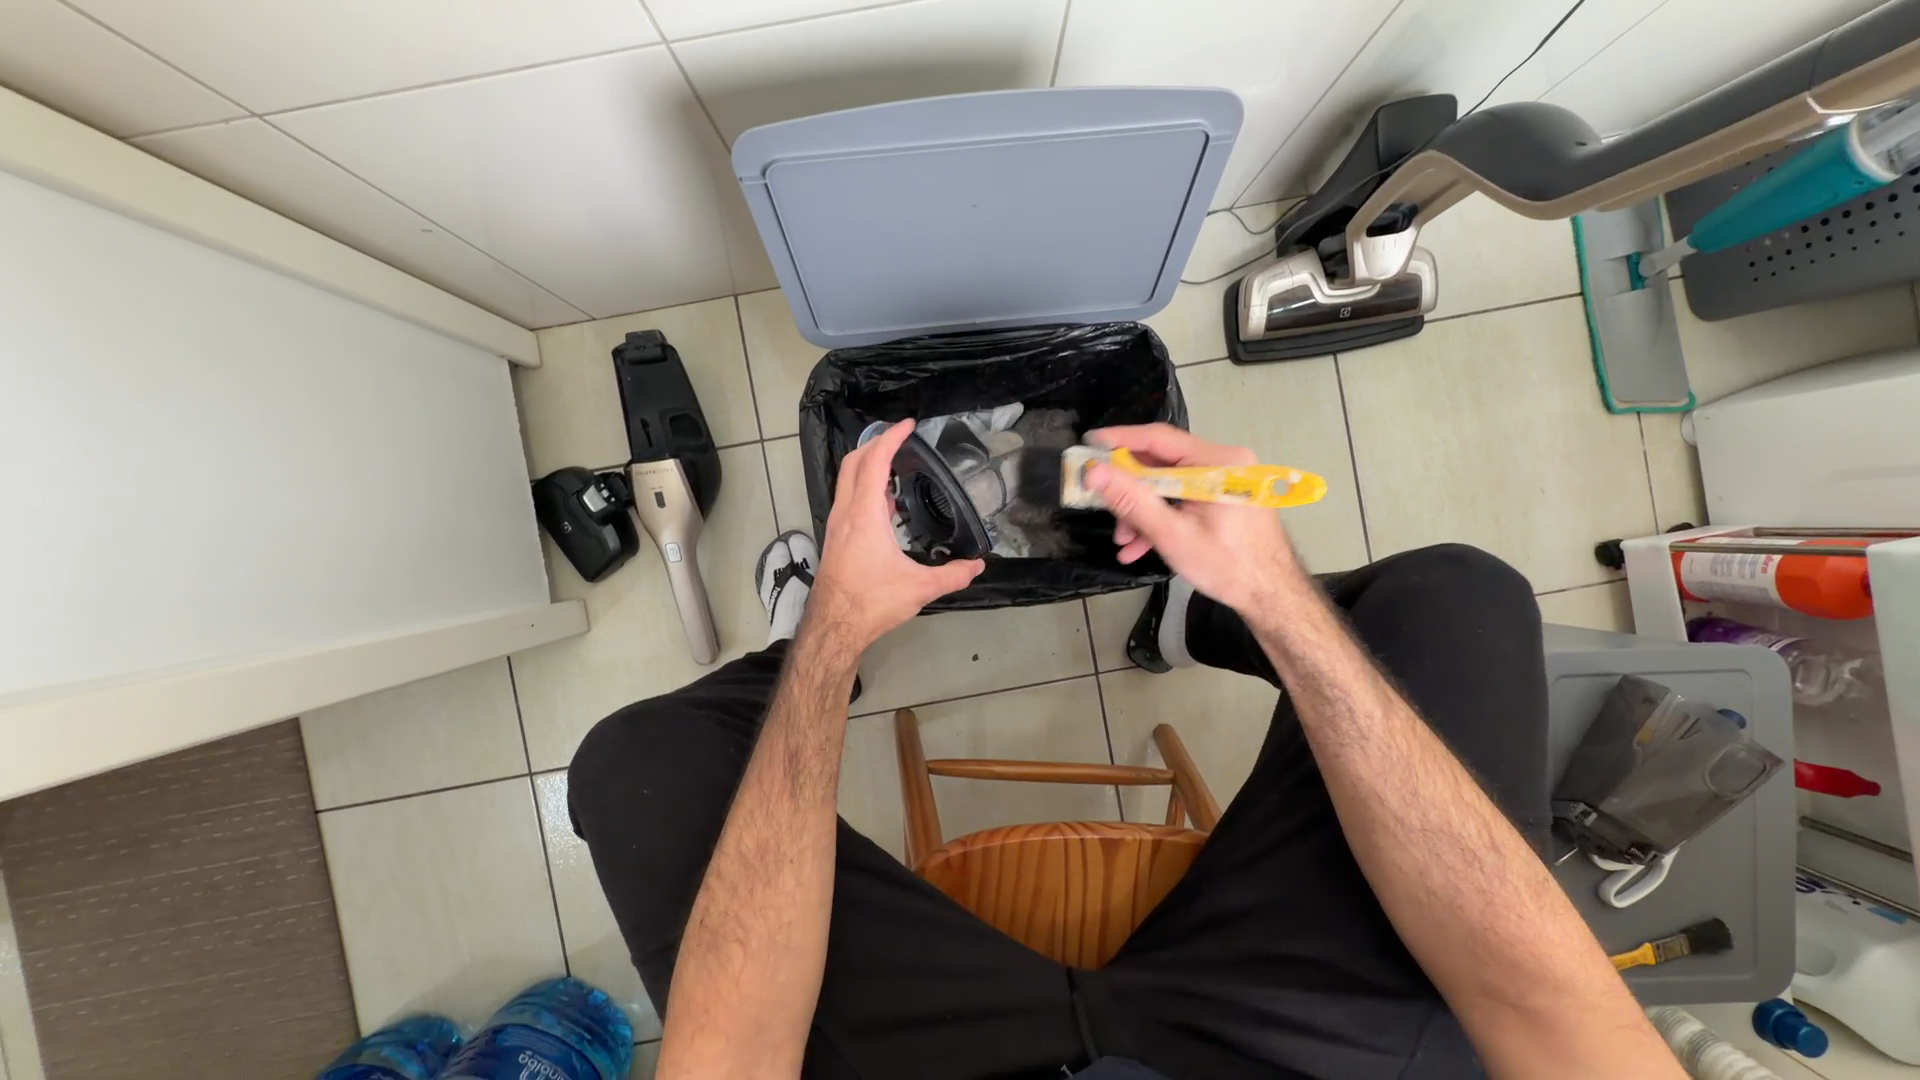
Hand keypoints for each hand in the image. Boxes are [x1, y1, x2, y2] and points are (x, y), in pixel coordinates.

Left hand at [810, 419, 983, 648]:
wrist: (833, 627)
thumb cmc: (872, 602)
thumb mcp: (919, 588)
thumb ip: (953, 575)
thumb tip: (978, 566)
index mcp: (864, 515)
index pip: (874, 462)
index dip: (891, 438)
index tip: (908, 425)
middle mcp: (846, 513)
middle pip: (854, 461)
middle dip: (876, 444)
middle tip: (900, 439)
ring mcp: (837, 525)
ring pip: (847, 480)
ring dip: (868, 465)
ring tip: (895, 466)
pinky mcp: (836, 538)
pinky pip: (848, 498)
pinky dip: (865, 487)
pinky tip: (885, 504)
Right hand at [1085, 423, 1299, 615]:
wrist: (1271, 595)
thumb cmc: (1228, 566)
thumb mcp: (1173, 534)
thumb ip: (1131, 500)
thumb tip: (1094, 472)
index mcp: (1219, 462)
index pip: (1160, 438)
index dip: (1120, 440)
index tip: (1088, 443)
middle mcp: (1225, 462)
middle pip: (1162, 462)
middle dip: (1129, 489)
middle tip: (1101, 505)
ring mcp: (1226, 479)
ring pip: (1168, 484)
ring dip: (1142, 509)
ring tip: (1124, 541)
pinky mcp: (1224, 495)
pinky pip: (1182, 497)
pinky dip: (1161, 516)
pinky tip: (1140, 545)